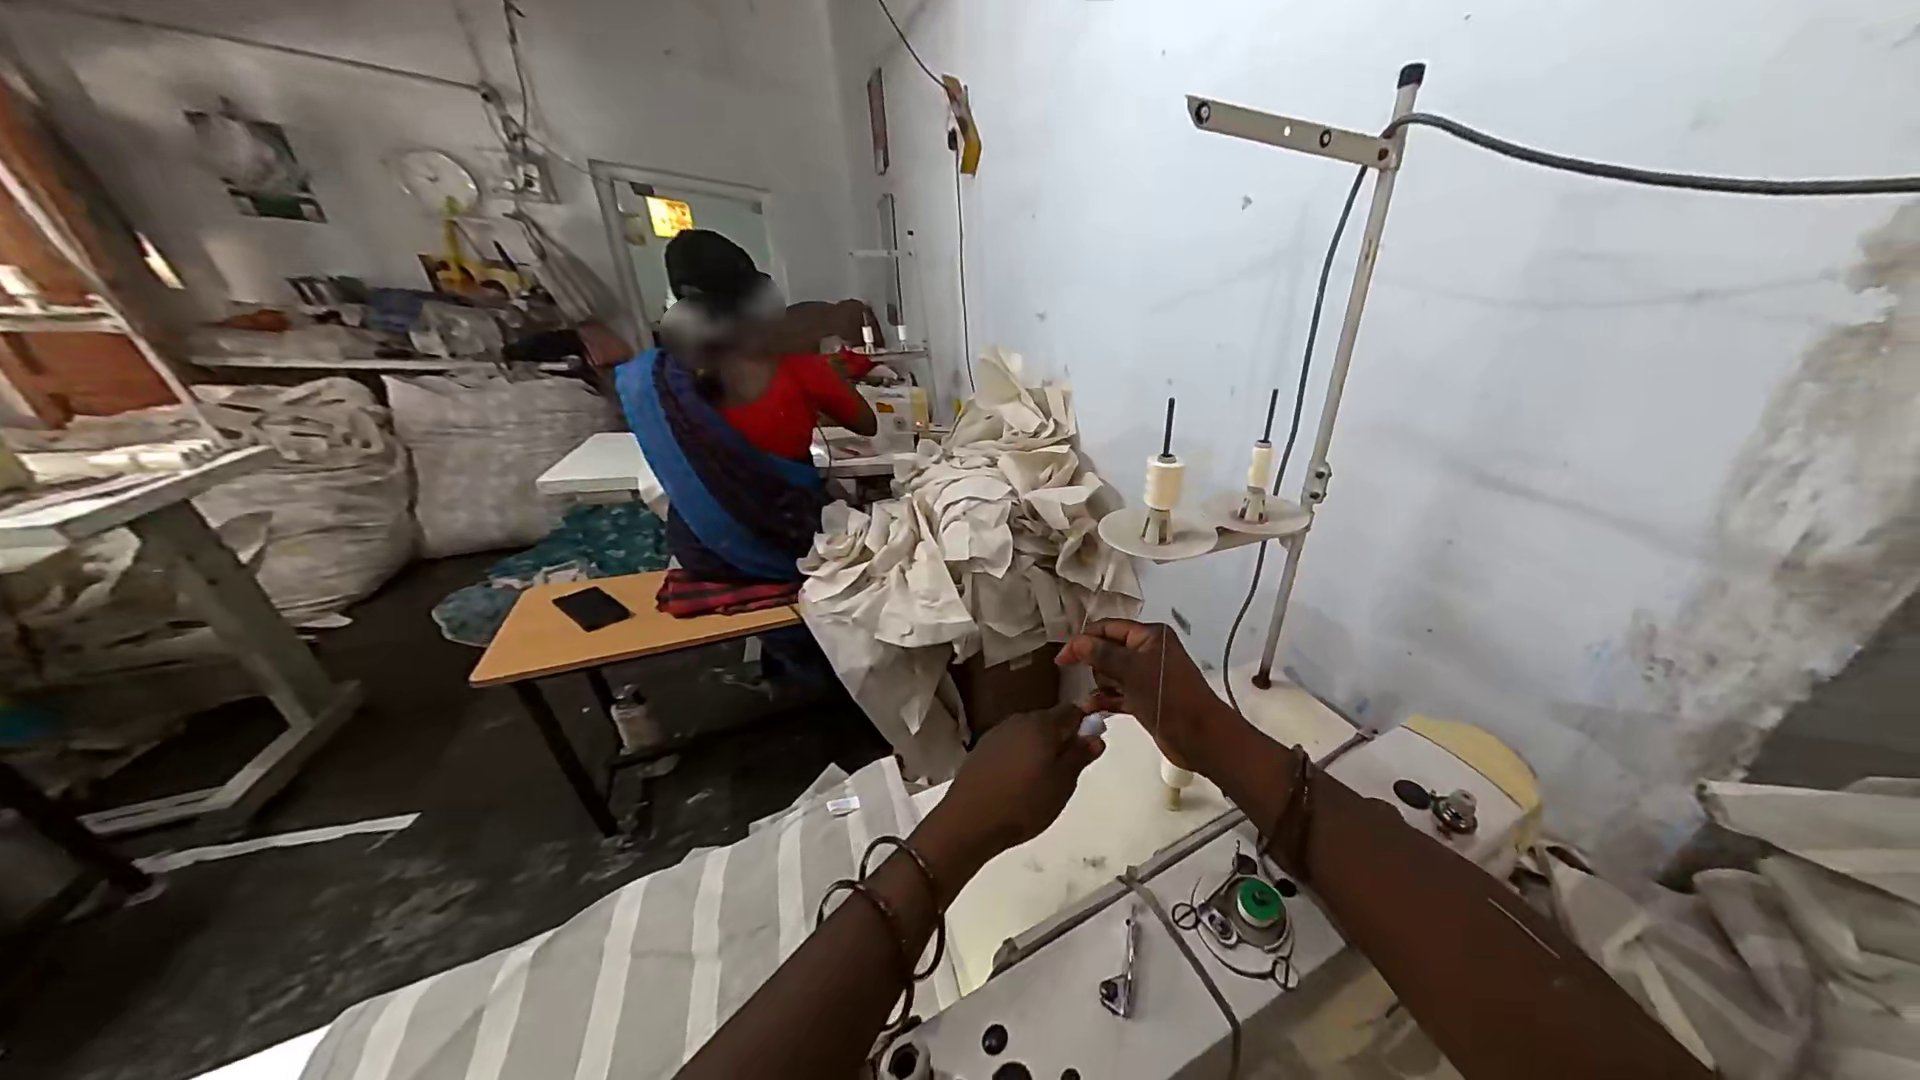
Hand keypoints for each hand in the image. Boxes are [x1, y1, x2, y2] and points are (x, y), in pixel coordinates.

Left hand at [915, 704, 1104, 877]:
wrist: (970, 820)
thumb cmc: (1024, 803)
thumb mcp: (1062, 784)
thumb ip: (1079, 756)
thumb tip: (1095, 736)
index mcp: (1042, 724)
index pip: (1071, 711)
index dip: (1084, 725)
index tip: (1088, 748)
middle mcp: (1019, 720)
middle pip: (1048, 720)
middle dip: (1061, 738)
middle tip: (1067, 770)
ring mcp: (997, 732)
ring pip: (1028, 732)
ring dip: (1039, 747)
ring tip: (1041, 779)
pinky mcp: (982, 747)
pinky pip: (1011, 743)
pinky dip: (1019, 754)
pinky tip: (1017, 780)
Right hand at [1057, 619, 1243, 774]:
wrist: (1200, 737)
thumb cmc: (1169, 697)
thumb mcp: (1132, 671)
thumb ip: (1101, 654)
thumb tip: (1077, 642)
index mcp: (1149, 636)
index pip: (1108, 628)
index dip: (1084, 640)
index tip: (1062, 659)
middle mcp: (1148, 651)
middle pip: (1107, 650)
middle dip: (1095, 665)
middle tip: (1098, 681)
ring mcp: (1147, 676)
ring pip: (1111, 673)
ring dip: (1099, 684)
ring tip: (1094, 699)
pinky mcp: (1145, 698)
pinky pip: (1118, 693)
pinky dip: (1106, 698)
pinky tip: (1092, 708)